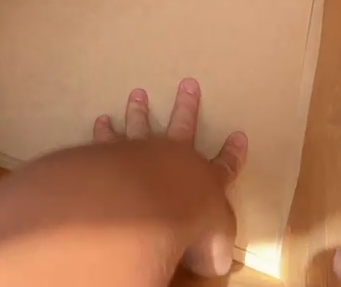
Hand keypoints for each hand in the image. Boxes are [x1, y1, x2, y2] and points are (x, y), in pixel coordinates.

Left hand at [93, 78, 246, 276]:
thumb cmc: (193, 229)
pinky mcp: (116, 154)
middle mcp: (175, 159)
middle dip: (187, 107)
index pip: (224, 168)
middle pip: (184, 127)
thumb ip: (212, 247)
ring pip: (143, 126)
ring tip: (138, 93)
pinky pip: (109, 140)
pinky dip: (105, 131)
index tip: (239, 135)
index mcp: (205, 182)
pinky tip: (101, 120)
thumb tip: (211, 256)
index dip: (232, 154)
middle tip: (188, 83)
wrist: (156, 204)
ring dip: (140, 110)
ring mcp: (144, 152)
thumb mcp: (214, 251)